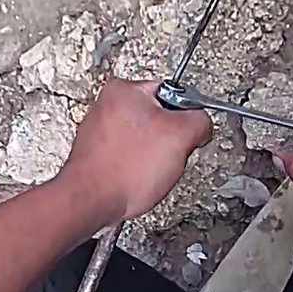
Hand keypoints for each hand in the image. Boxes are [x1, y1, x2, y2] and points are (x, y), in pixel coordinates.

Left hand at [55, 78, 211, 223]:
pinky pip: (128, 157)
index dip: (186, 118)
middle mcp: (107, 105)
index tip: (186, 135)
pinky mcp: (97, 154)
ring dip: (151, 158)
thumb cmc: (124, 170)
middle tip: (164, 156)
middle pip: (159, 118)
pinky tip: (133, 179)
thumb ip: (199, 121)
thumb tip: (202, 123)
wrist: (90, 202)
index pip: (173, 94)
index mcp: (124, 90)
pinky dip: (135, 169)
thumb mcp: (180, 136)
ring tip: (145, 170)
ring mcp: (99, 131)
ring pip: (144, 141)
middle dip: (167, 141)